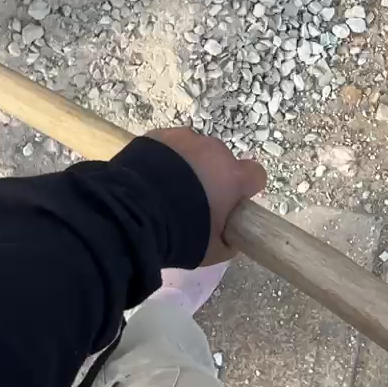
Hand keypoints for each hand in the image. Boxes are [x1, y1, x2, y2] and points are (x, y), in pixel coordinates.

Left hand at [145, 128, 266, 264]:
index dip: (244, 189)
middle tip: (192, 200)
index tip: (231, 202)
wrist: (132, 212)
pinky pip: (168, 146)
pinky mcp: (156, 135)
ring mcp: (184, 139)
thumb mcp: (213, 250)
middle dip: (212, 176)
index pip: (255, 175)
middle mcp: (214, 150)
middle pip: (222, 161)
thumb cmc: (181, 233)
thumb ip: (228, 239)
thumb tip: (229, 235)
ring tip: (165, 189)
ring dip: (187, 165)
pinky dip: (163, 158)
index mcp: (233, 176)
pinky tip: (149, 178)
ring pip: (194, 151)